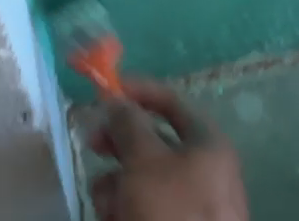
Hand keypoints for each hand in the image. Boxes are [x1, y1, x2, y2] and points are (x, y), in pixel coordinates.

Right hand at [91, 82, 249, 220]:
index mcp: (207, 143)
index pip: (170, 101)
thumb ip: (127, 123)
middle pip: (153, 142)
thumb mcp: (144, 160)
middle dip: (118, 146)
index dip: (136, 91)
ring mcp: (192, 205)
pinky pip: (146, 208)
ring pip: (143, 179)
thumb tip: (116, 100)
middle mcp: (204, 169)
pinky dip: (126, 209)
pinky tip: (113, 219)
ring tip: (105, 203)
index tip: (104, 91)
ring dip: (116, 185)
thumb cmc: (172, 213)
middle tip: (92, 145)